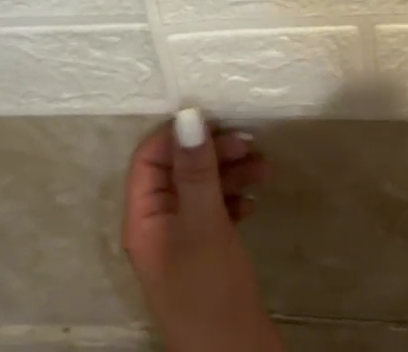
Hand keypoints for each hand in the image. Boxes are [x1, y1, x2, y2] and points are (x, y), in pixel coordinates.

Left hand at [121, 110, 280, 351]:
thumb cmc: (211, 293)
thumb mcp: (203, 225)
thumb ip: (195, 170)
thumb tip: (187, 115)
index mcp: (143, 219)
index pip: (150, 159)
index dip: (178, 136)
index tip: (216, 120)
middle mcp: (158, 227)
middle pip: (178, 171)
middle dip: (212, 153)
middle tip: (249, 144)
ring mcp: (183, 244)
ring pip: (201, 191)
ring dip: (230, 174)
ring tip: (264, 169)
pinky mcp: (207, 257)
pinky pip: (216, 213)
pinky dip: (235, 200)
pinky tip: (254, 203)